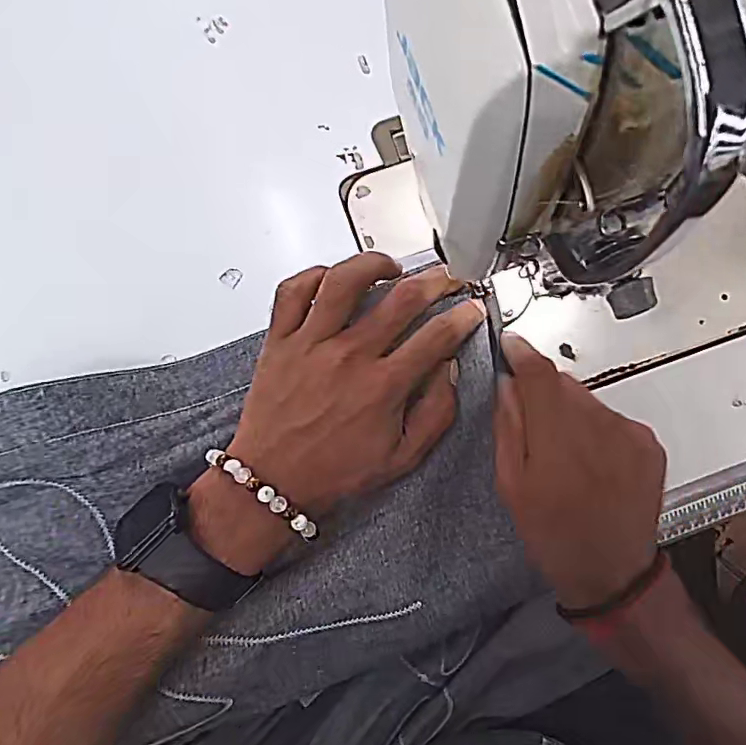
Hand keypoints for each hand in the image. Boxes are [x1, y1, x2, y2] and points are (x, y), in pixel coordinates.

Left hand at [188, 252, 483, 574]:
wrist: (275, 481)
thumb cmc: (333, 472)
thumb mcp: (402, 458)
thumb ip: (435, 414)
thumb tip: (449, 373)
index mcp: (383, 387)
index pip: (437, 336)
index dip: (463, 317)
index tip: (470, 310)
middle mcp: (349, 358)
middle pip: (402, 298)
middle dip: (435, 281)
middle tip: (444, 280)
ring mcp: (311, 344)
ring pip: (345, 281)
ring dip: (375, 263)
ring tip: (391, 266)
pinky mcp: (280, 342)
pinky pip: (293, 292)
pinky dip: (313, 275)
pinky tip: (331, 278)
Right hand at [494, 333, 665, 609]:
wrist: (612, 572)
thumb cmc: (557, 538)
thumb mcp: (512, 488)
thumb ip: (508, 429)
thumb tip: (506, 386)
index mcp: (557, 444)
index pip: (539, 374)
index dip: (521, 354)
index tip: (511, 346)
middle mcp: (598, 431)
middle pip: (563, 383)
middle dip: (544, 394)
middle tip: (533, 426)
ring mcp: (628, 435)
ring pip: (588, 399)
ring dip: (571, 413)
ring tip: (565, 455)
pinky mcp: (648, 443)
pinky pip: (612, 417)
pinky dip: (597, 428)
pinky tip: (591, 460)